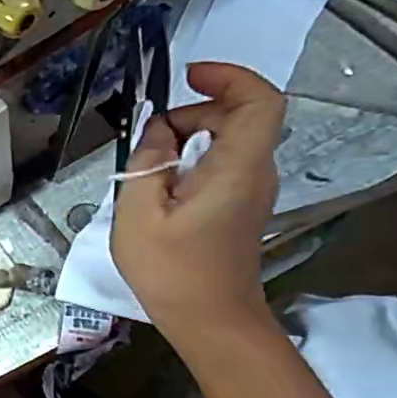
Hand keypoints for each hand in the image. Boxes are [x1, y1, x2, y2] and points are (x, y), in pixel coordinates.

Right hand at [111, 62, 284, 342]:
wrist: (210, 321)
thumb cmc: (172, 271)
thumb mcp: (138, 216)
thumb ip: (144, 165)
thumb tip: (155, 133)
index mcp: (237, 168)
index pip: (259, 100)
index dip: (230, 76)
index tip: (190, 76)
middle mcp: (255, 172)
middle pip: (237, 117)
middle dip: (191, 113)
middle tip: (147, 139)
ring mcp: (252, 191)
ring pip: (228, 142)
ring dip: (187, 140)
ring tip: (146, 168)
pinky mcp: (241, 207)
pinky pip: (222, 165)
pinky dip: (192, 161)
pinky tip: (161, 189)